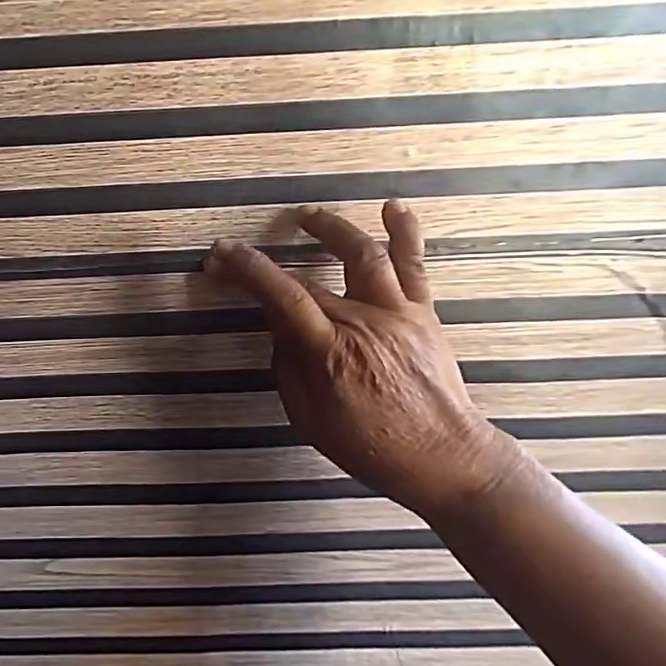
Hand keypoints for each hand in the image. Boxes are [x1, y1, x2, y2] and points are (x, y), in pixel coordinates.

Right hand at [203, 201, 530, 518]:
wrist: (443, 457)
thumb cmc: (369, 445)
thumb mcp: (306, 414)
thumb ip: (288, 365)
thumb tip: (280, 330)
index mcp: (330, 351)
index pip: (281, 296)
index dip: (248, 269)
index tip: (222, 253)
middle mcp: (364, 323)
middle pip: (306, 280)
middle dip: (263, 263)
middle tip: (233, 253)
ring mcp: (397, 315)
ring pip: (363, 255)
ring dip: (331, 229)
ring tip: (306, 214)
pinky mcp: (421, 315)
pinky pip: (414, 266)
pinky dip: (404, 233)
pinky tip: (393, 208)